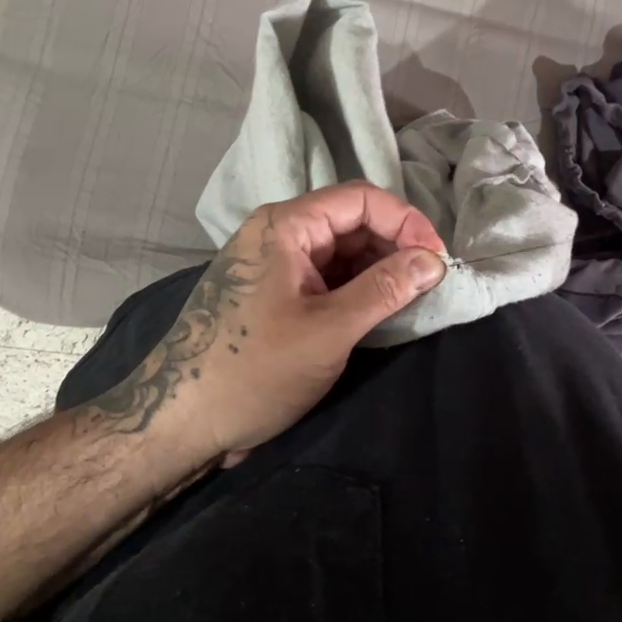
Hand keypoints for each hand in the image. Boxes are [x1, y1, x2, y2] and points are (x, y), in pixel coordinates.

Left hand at [97, 181, 447, 465]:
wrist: (182, 422)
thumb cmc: (254, 371)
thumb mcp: (328, 330)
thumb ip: (385, 289)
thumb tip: (435, 260)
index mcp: (285, 226)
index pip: (361, 199)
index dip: (406, 222)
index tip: (438, 261)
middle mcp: (279, 234)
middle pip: (353, 220)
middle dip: (396, 245)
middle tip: (431, 283)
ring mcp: (276, 265)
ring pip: (343, 250)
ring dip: (381, 269)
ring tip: (413, 299)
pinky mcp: (277, 294)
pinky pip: (328, 276)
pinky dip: (359, 288)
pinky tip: (383, 309)